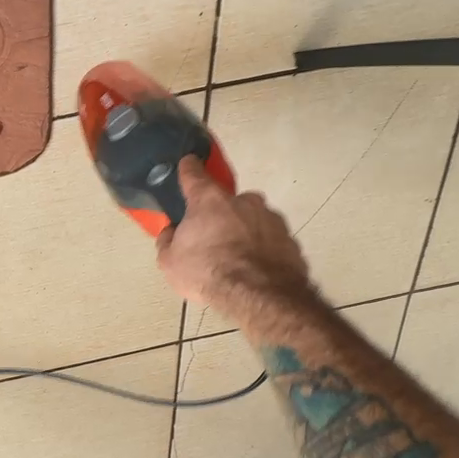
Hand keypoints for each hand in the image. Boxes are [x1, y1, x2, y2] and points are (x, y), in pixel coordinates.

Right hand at [156, 156, 311, 315]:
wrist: (258, 294)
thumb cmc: (206, 271)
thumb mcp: (169, 261)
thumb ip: (168, 241)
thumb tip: (173, 232)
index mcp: (209, 201)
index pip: (194, 175)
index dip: (188, 169)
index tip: (188, 162)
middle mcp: (244, 201)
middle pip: (227, 202)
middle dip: (220, 215)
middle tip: (210, 238)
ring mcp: (271, 218)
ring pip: (251, 220)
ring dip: (242, 232)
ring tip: (235, 260)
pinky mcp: (290, 239)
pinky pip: (268, 240)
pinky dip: (260, 249)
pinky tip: (253, 269)